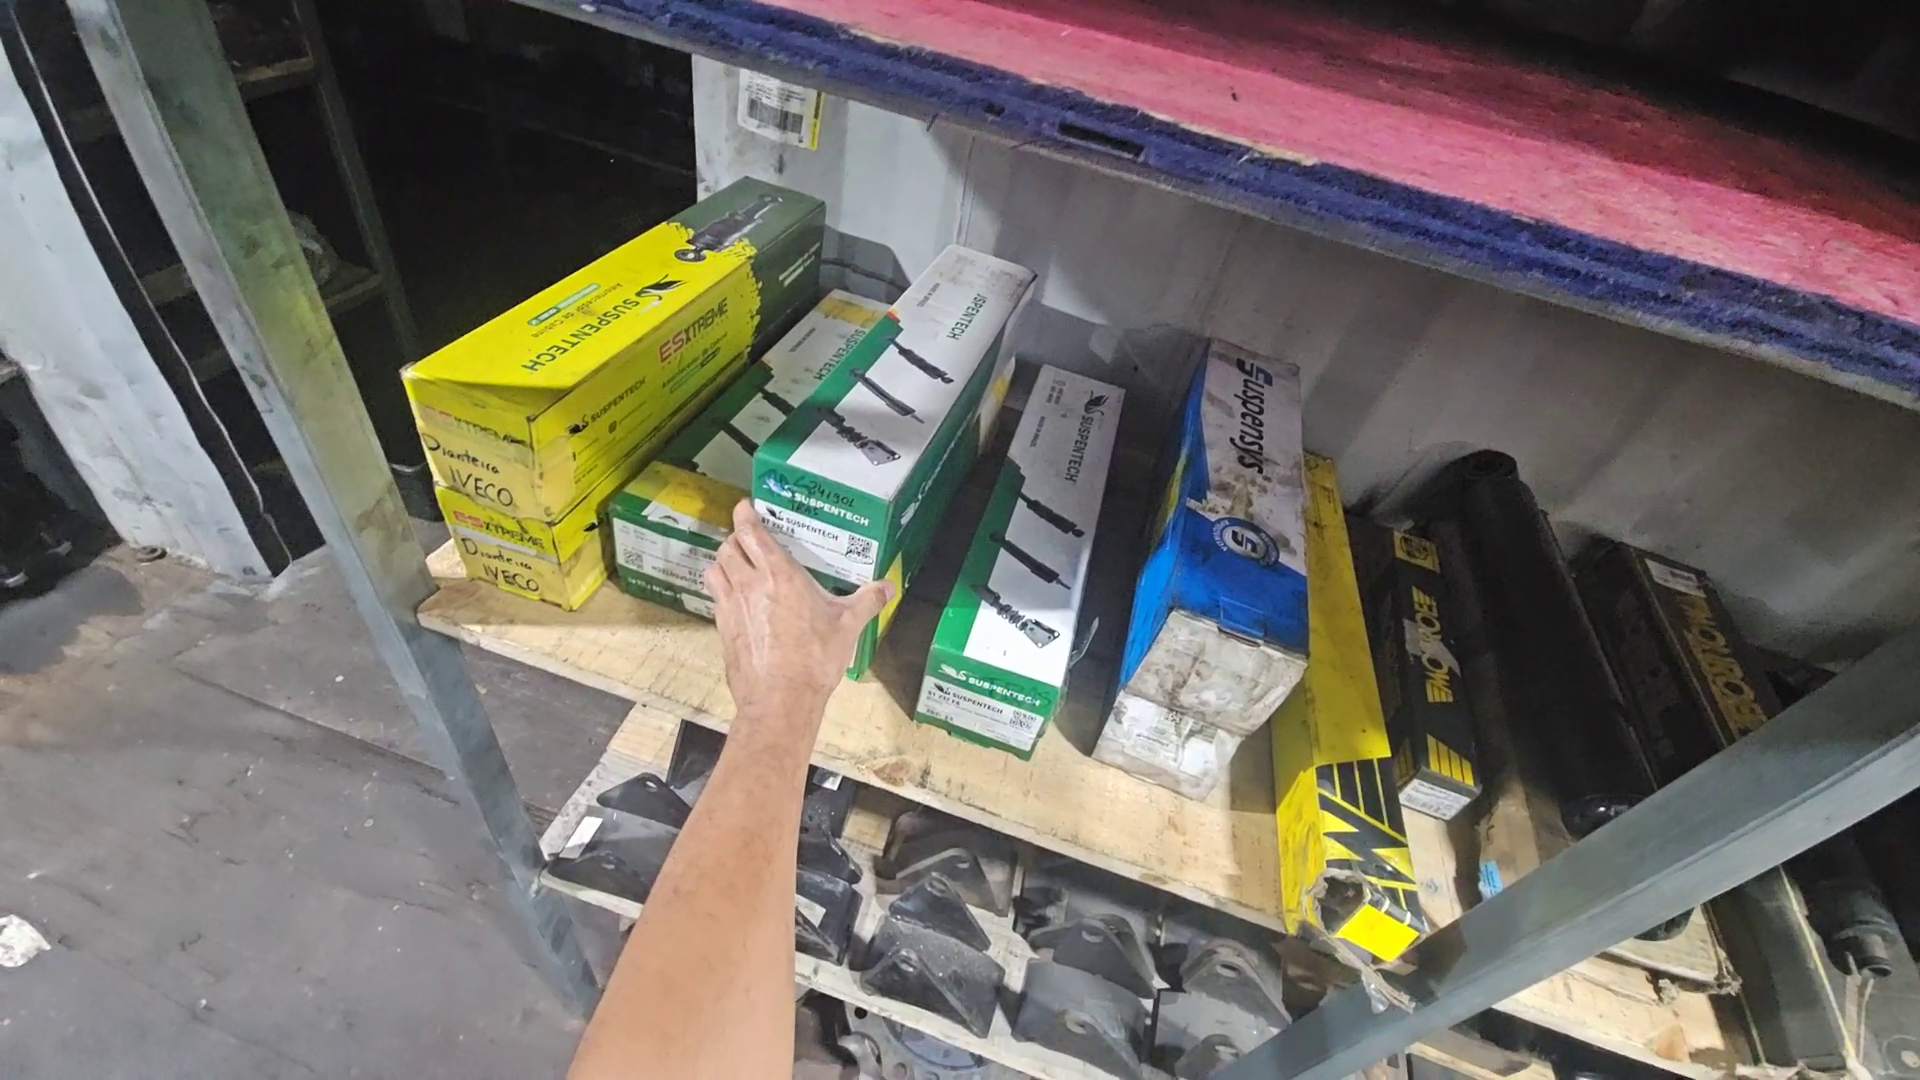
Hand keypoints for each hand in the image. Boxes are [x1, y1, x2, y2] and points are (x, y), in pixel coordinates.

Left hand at [704, 501, 893, 728]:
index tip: (746, 507)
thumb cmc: (814, 658)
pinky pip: (715, 598)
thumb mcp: (848, 626)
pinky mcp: (723, 629)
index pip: (752, 532)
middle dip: (736, 538)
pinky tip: (739, 600)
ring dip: (724, 562)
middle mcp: (749, 584)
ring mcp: (731, 607)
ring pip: (715, 570)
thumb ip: (868, 601)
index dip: (745, 515)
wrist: (780, 699)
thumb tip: (889, 587)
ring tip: (739, 565)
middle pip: (729, 547)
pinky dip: (722, 589)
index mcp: (779, 574)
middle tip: (749, 540)